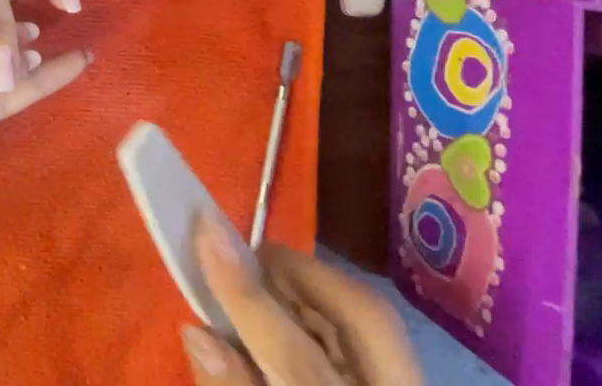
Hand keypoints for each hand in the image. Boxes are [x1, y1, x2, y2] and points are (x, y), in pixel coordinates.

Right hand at [181, 215, 422, 385]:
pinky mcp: (404, 384)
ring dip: (307, 289)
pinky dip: (322, 315)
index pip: (294, 356)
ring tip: (256, 283)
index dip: (244, 292)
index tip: (204, 230)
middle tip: (242, 253)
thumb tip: (197, 330)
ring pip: (371, 321)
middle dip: (299, 270)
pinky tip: (287, 318)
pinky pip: (370, 340)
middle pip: (365, 316)